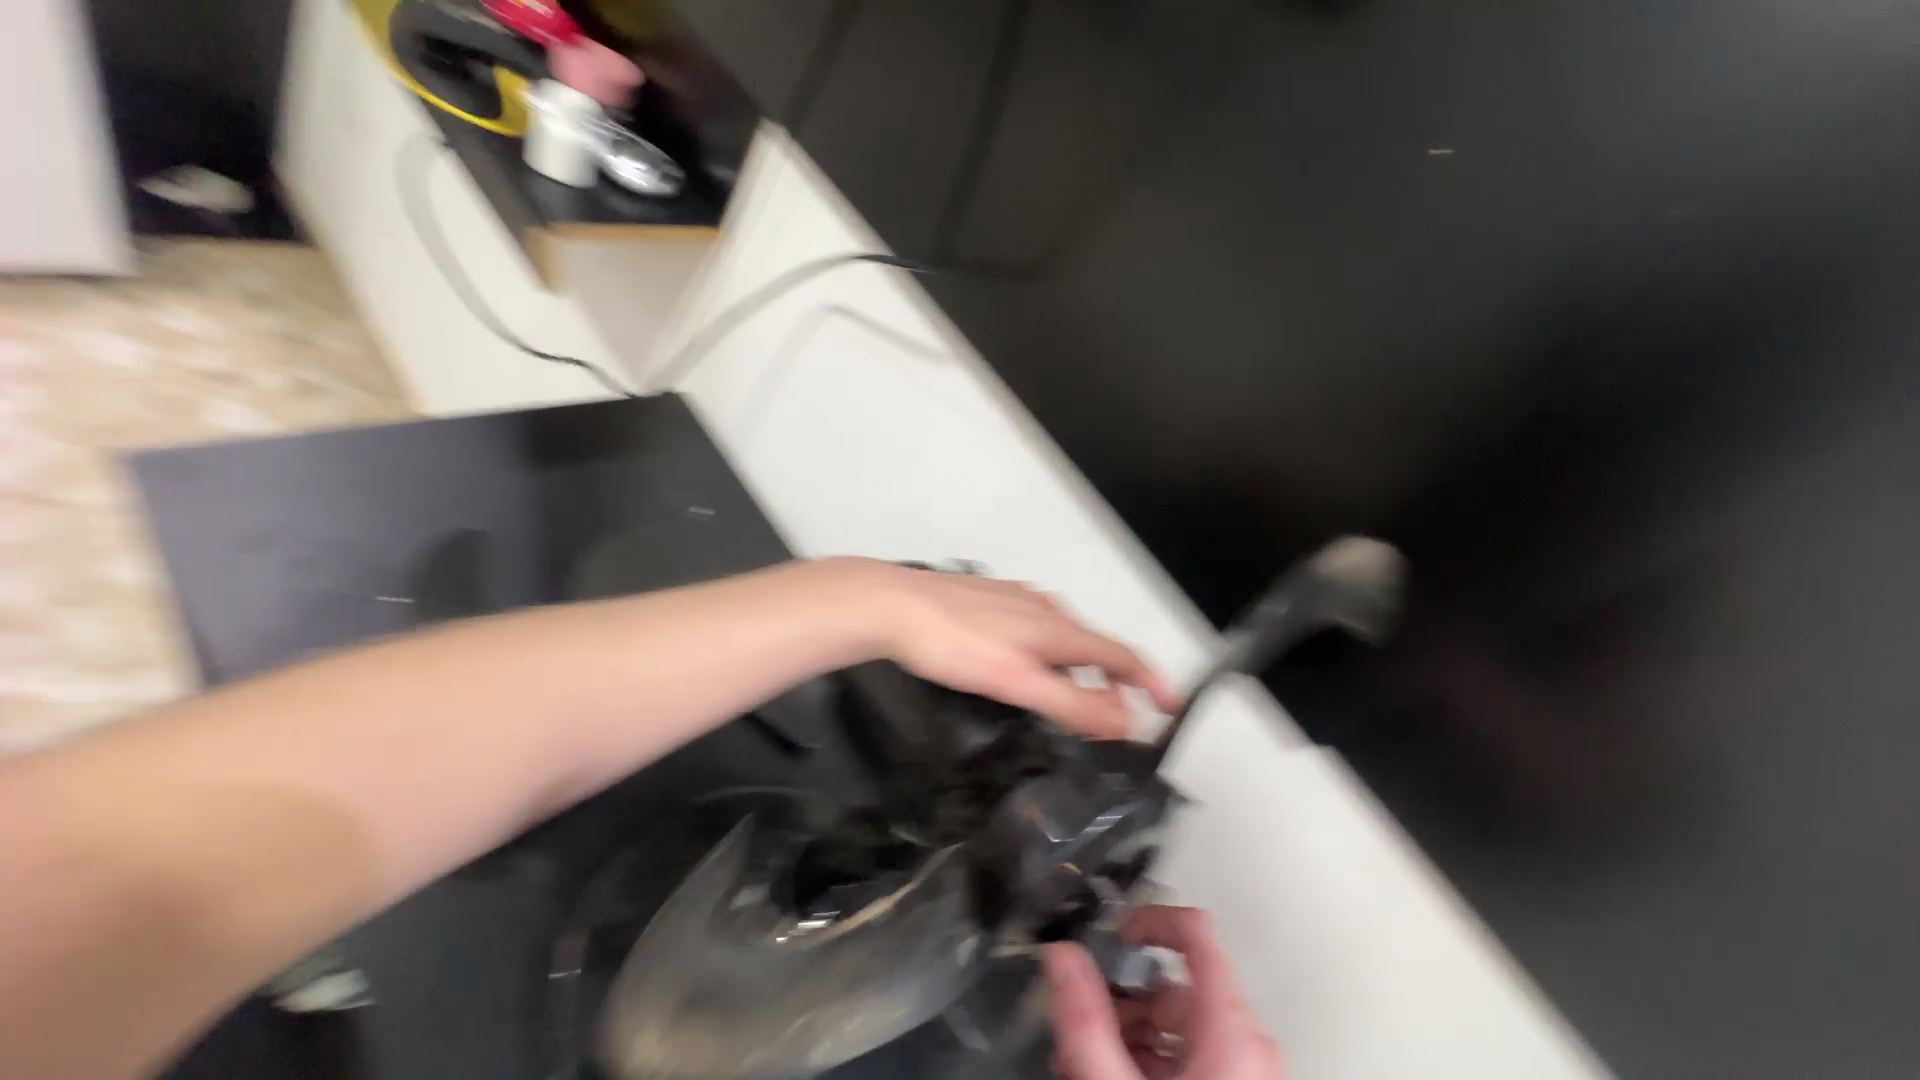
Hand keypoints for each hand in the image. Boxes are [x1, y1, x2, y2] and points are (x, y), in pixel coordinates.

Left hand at [832, 559, 1179, 737]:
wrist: (893, 605)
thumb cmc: (954, 646)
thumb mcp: (1017, 681)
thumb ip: (1071, 702)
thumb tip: (1126, 722)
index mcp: (1057, 629)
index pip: (1120, 655)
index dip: (1149, 681)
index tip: (1171, 705)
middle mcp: (1044, 608)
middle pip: (1093, 645)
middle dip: (1113, 679)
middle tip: (1115, 713)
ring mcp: (1015, 600)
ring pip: (1062, 635)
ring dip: (1078, 666)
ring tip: (1073, 693)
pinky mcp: (989, 599)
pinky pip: (1034, 626)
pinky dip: (1047, 650)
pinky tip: (1024, 660)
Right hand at [1044, 906, 1283, 1079]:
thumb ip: (1084, 1018)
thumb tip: (1060, 955)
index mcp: (1230, 1028)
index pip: (1196, 935)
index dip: (1150, 920)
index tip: (1111, 935)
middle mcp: (1249, 1045)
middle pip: (1175, 990)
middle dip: (1119, 1006)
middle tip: (1078, 1035)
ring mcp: (1247, 1073)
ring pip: (1179, 1028)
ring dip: (1129, 1039)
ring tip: (1087, 1069)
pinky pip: (1192, 1060)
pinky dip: (1152, 1064)